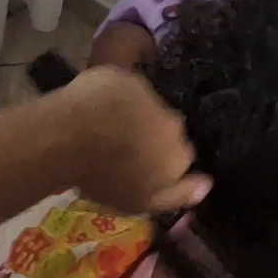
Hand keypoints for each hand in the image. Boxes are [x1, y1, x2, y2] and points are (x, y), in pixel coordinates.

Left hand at [48, 67, 211, 213]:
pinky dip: (114, 97)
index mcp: (178, 151)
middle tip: (122, 149)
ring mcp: (148, 94)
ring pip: (146, 106)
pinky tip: (95, 108)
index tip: (142, 169)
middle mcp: (172, 119)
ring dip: (132, 115)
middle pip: (166, 128)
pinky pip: (124, 89)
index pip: (181, 156)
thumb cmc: (105, 178)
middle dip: (151, 135)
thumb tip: (208, 184)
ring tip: (105, 128)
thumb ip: (179, 193)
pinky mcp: (125, 77)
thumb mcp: (142, 200)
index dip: (162, 163)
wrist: (70, 137)